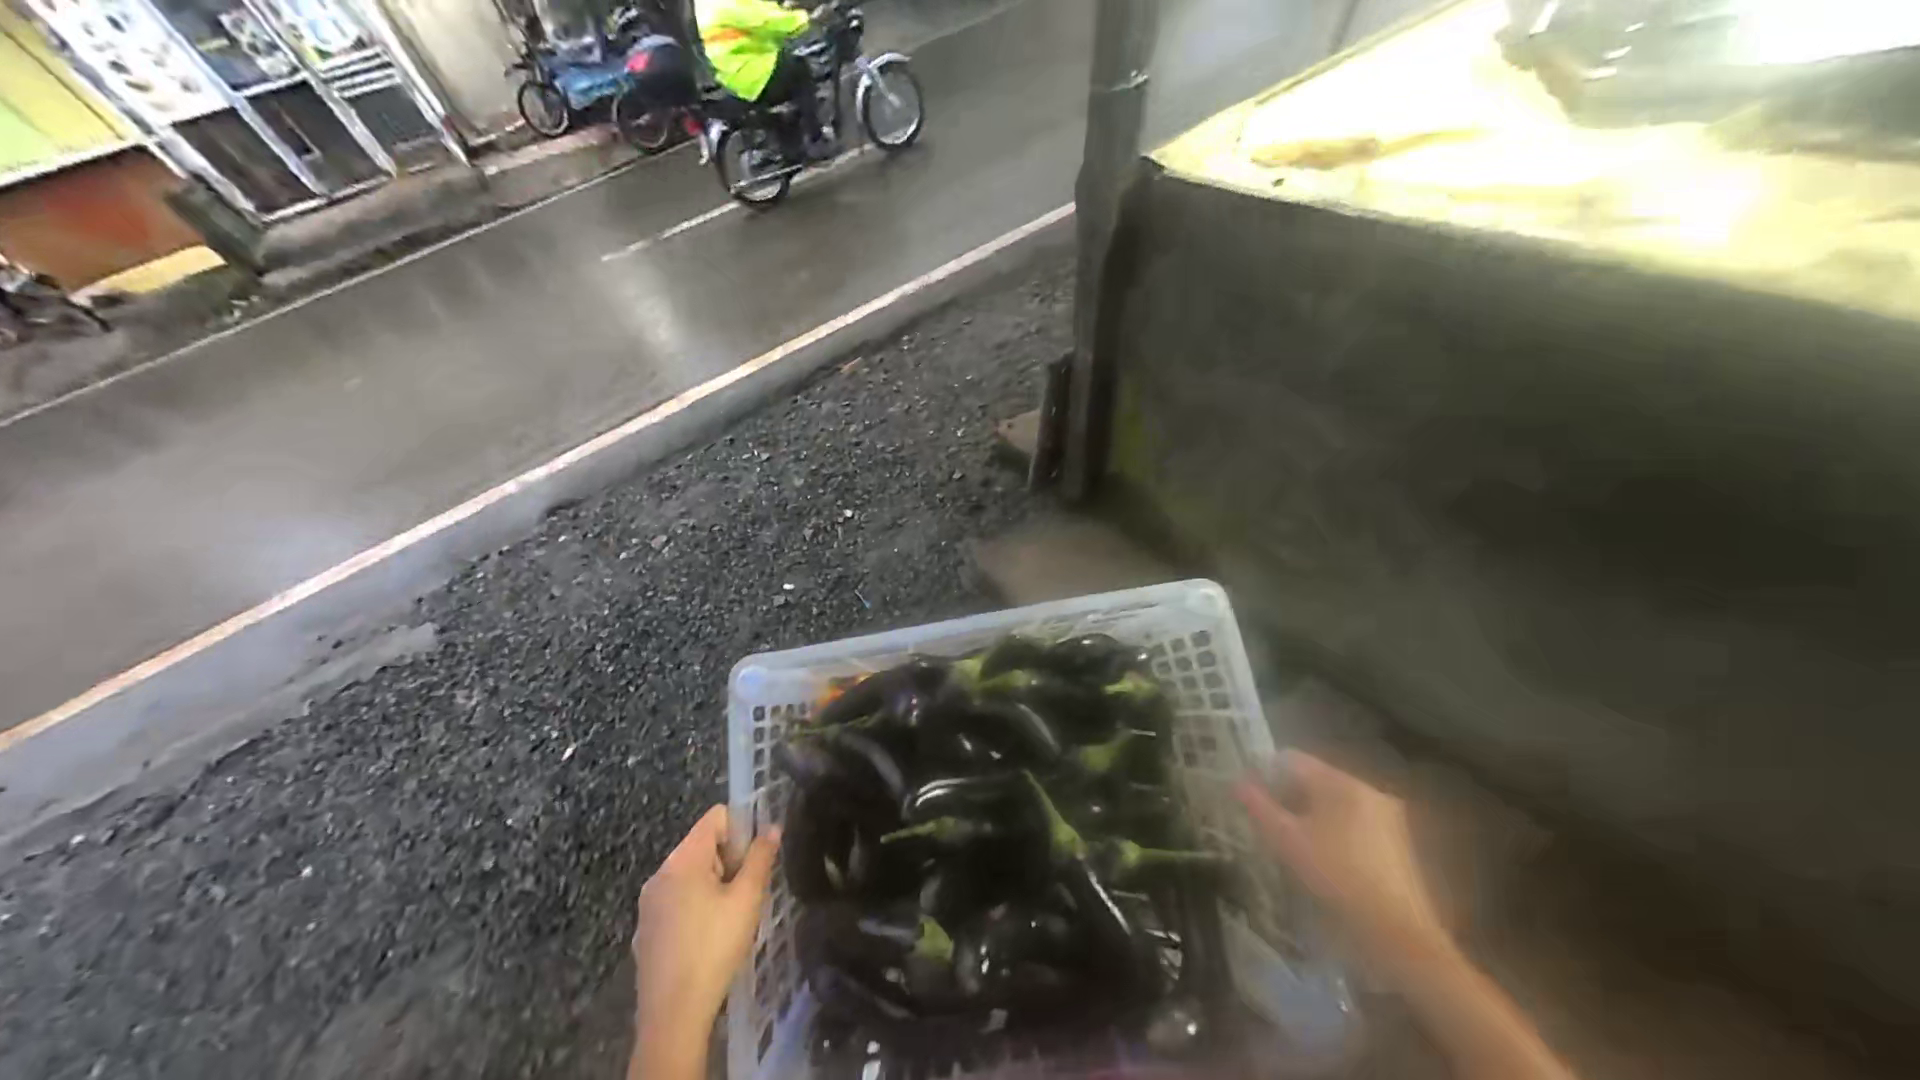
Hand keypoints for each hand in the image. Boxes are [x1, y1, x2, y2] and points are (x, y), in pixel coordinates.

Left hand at [630, 805, 779, 1079]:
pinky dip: (697, 908)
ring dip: (715, 885)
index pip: (716, 817)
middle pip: (703, 845)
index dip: (742, 828)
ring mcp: (648, 904)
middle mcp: (660, 874)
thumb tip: (772, 827)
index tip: (756, 858)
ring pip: (691, 875)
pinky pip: (677, 902)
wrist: (673, 1015)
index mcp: (682, 860)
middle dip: (730, 860)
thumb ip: (761, 858)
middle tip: (747, 892)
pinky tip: (710, 938)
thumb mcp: (747, 899)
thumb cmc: (714, 947)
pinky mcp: (646, 930)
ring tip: (732, 917)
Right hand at [1237, 752, 1450, 976]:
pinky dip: (1332, 828)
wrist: (1397, 933)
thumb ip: (1259, 806)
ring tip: (1292, 842)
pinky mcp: (1398, 841)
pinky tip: (1323, 857)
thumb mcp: (1287, 840)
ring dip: (1309, 813)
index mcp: (1342, 782)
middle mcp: (1368, 790)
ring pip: (1334, 801)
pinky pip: (1353, 820)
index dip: (1264, 773)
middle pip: (1314, 779)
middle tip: (1268, 822)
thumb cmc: (1336, 877)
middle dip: (1287, 796)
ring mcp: (1388, 815)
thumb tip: (1238, 782)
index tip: (1250, 797)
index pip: (1292, 759)